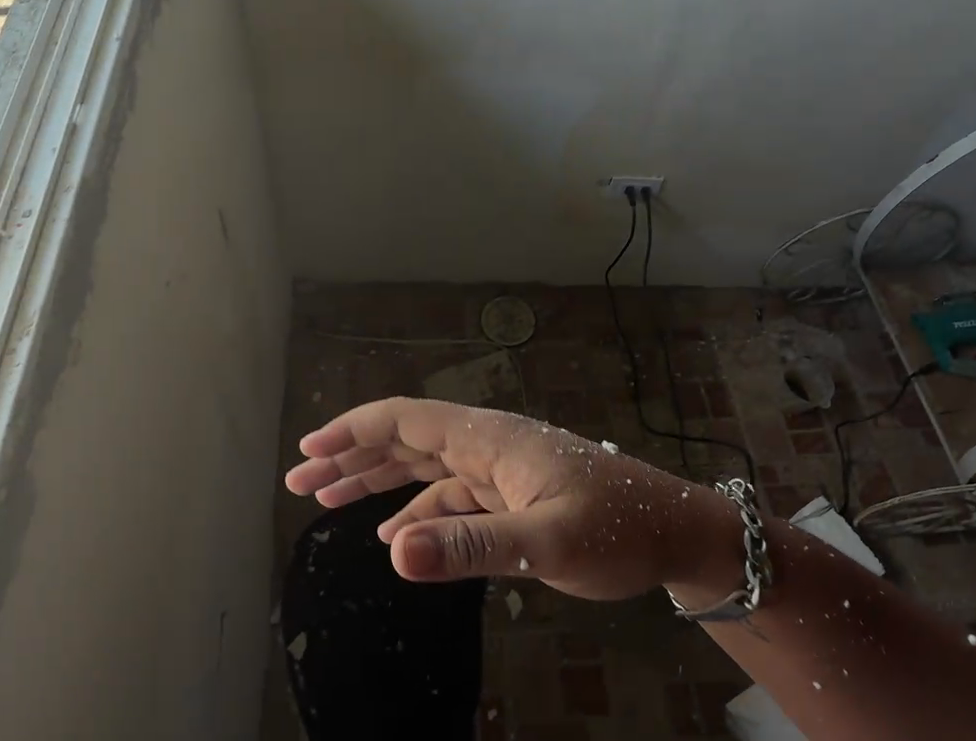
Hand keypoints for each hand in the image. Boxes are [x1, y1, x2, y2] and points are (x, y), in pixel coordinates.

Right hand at [283, 397, 741, 600]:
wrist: (677, 535)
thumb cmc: (618, 528)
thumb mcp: (548, 542)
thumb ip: (473, 546)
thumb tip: (393, 554)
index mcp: (489, 438)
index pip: (406, 421)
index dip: (354, 431)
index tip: (309, 449)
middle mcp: (486, 445)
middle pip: (404, 440)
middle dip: (350, 455)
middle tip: (298, 478)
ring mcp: (498, 471)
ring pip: (421, 468)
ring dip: (374, 481)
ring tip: (324, 498)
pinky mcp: (510, 496)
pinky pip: (448, 499)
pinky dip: (415, 513)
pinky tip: (393, 536)